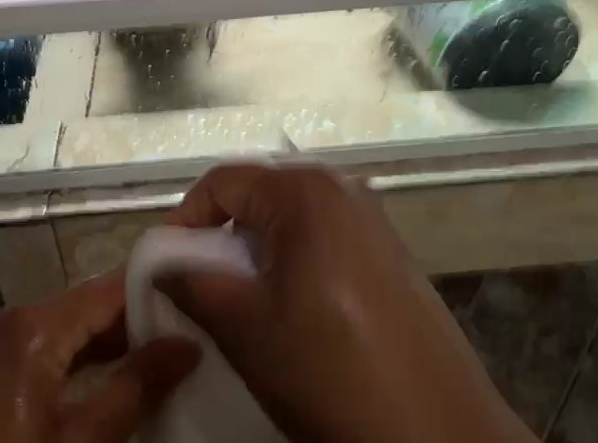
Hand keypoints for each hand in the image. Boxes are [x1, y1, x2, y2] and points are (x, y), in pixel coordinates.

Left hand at [0, 271, 198, 442]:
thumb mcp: (83, 441)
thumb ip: (136, 387)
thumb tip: (188, 346)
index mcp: (34, 324)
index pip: (111, 288)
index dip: (159, 290)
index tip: (202, 296)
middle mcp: (15, 316)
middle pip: (92, 304)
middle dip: (141, 319)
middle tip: (194, 330)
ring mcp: (0, 340)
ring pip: (74, 324)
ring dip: (116, 340)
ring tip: (169, 351)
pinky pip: (52, 344)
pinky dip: (86, 356)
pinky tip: (124, 372)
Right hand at [159, 163, 534, 442]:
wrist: (436, 428)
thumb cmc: (332, 370)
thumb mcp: (247, 329)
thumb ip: (193, 283)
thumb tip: (160, 261)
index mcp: (306, 191)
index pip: (223, 179)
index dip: (184, 219)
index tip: (165, 270)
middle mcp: (343, 186)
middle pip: (259, 191)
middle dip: (221, 234)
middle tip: (202, 287)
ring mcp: (372, 216)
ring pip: (291, 215)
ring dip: (256, 249)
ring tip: (244, 302)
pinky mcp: (390, 249)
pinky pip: (324, 234)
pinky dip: (294, 258)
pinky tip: (293, 309)